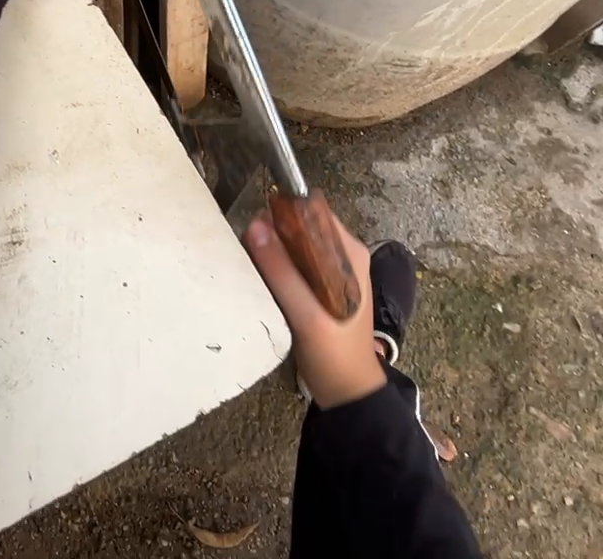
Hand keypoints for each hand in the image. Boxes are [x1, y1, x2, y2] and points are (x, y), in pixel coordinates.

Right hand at [244, 209, 385, 408]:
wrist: (346, 391)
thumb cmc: (333, 352)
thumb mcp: (305, 313)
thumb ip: (281, 271)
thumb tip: (254, 226)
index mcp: (349, 252)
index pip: (312, 210)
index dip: (283, 212)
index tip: (259, 229)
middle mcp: (342, 253)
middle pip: (300, 223)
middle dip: (273, 232)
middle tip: (253, 253)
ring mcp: (331, 268)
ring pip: (292, 242)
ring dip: (271, 249)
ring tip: (256, 268)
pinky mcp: (318, 283)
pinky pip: (291, 260)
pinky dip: (275, 264)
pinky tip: (264, 280)